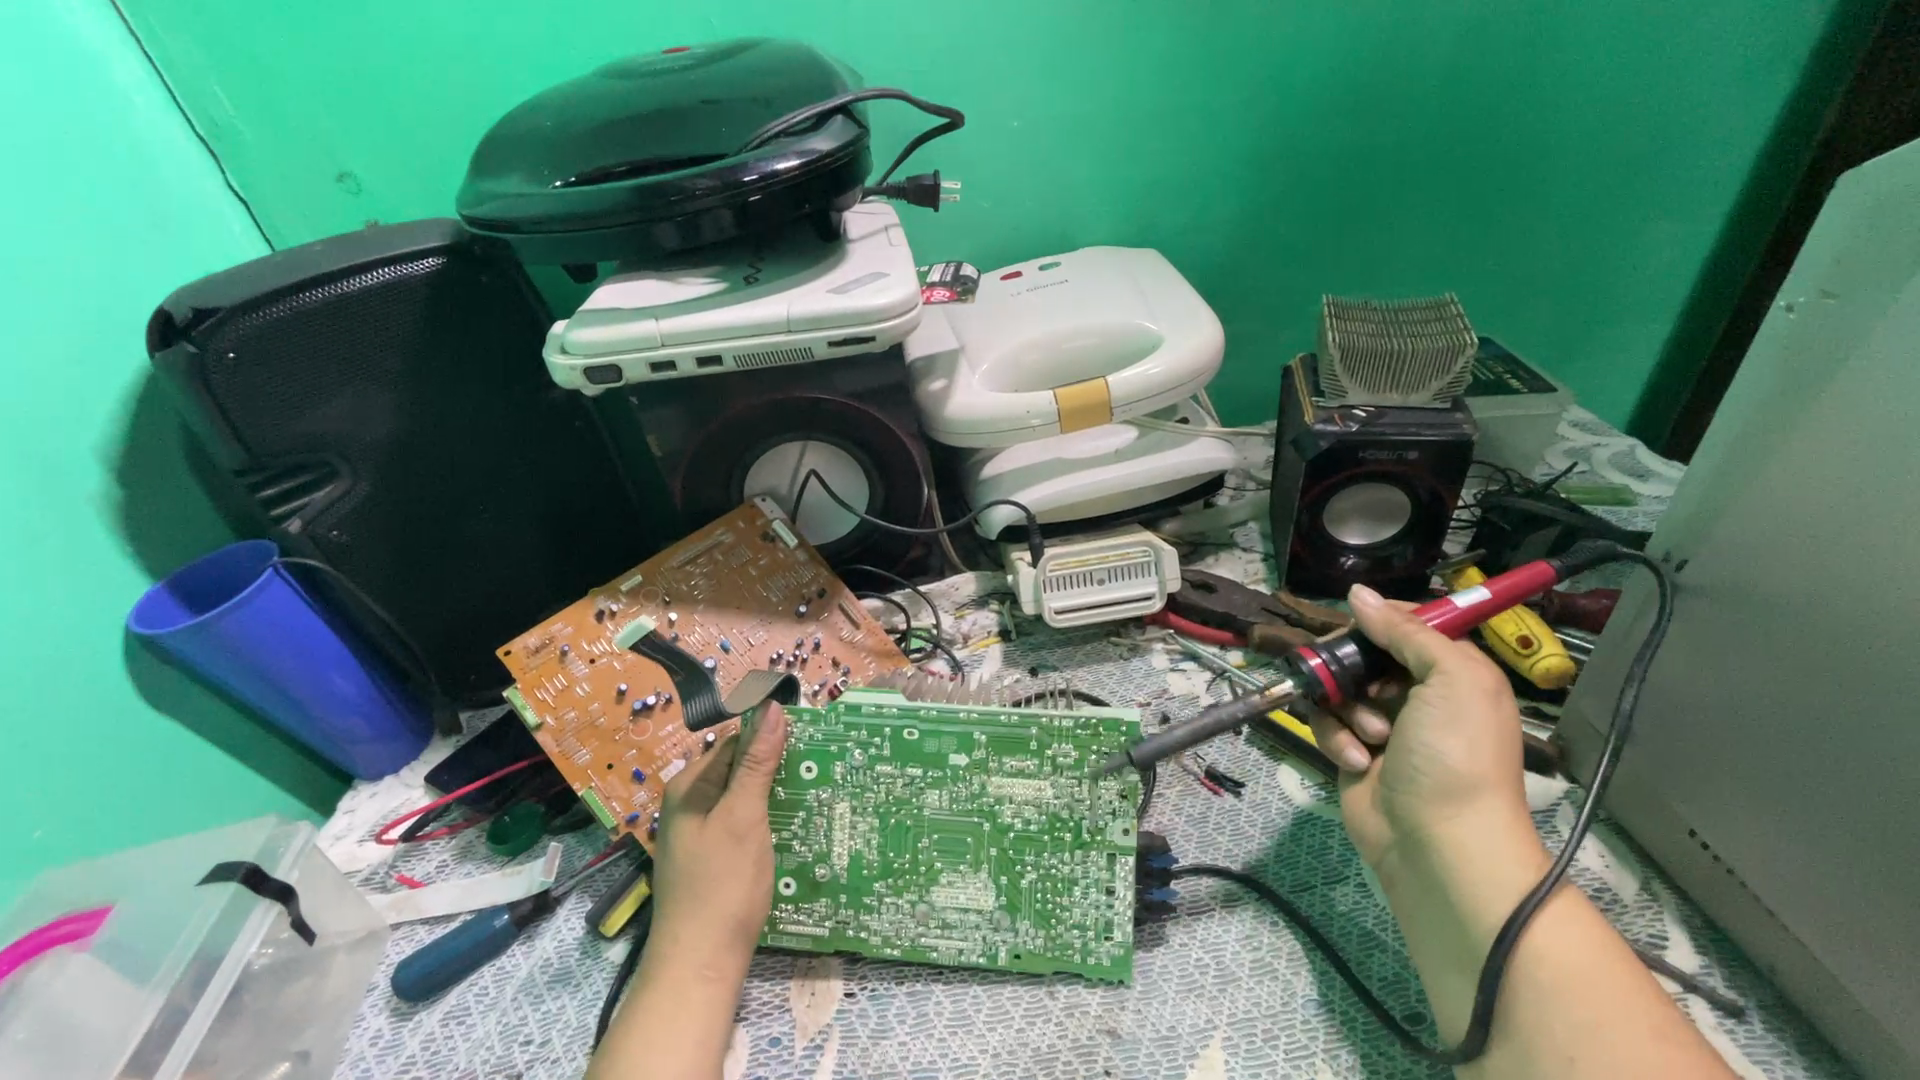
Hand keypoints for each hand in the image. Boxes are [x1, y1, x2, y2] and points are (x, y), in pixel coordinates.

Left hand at [592, 705, 788, 1079]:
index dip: (769, 737)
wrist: (700, 962)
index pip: (734, 742)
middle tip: (817, 768)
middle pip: (737, 769)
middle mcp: (688, 804)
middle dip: (774, 767)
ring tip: (812, 794)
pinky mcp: (710, 858)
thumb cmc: (723, 885)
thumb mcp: (744, 816)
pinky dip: (765, 820)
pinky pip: (740, 823)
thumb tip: (771, 707)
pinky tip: (790, 827)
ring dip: (773, 795)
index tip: (810, 739)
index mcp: (689, 787)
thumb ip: (758, 762)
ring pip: (742, 798)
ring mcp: (697, 834)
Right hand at [1307, 585, 1539, 878]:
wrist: (1439, 843)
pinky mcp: (1353, 751)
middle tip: (1349, 679)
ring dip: (1347, 708)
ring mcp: (1383, 723)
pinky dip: (1336, 738)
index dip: (1381, 619)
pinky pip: (1326, 724)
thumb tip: (1358, 592)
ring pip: (1338, 687)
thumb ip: (1407, 631)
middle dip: (1353, 666)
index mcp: (1453, 671)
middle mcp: (1418, 693)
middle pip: (1363, 652)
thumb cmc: (1455, 754)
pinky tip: (1358, 761)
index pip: (1410, 624)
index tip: (1357, 622)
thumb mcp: (1451, 680)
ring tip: (1371, 737)